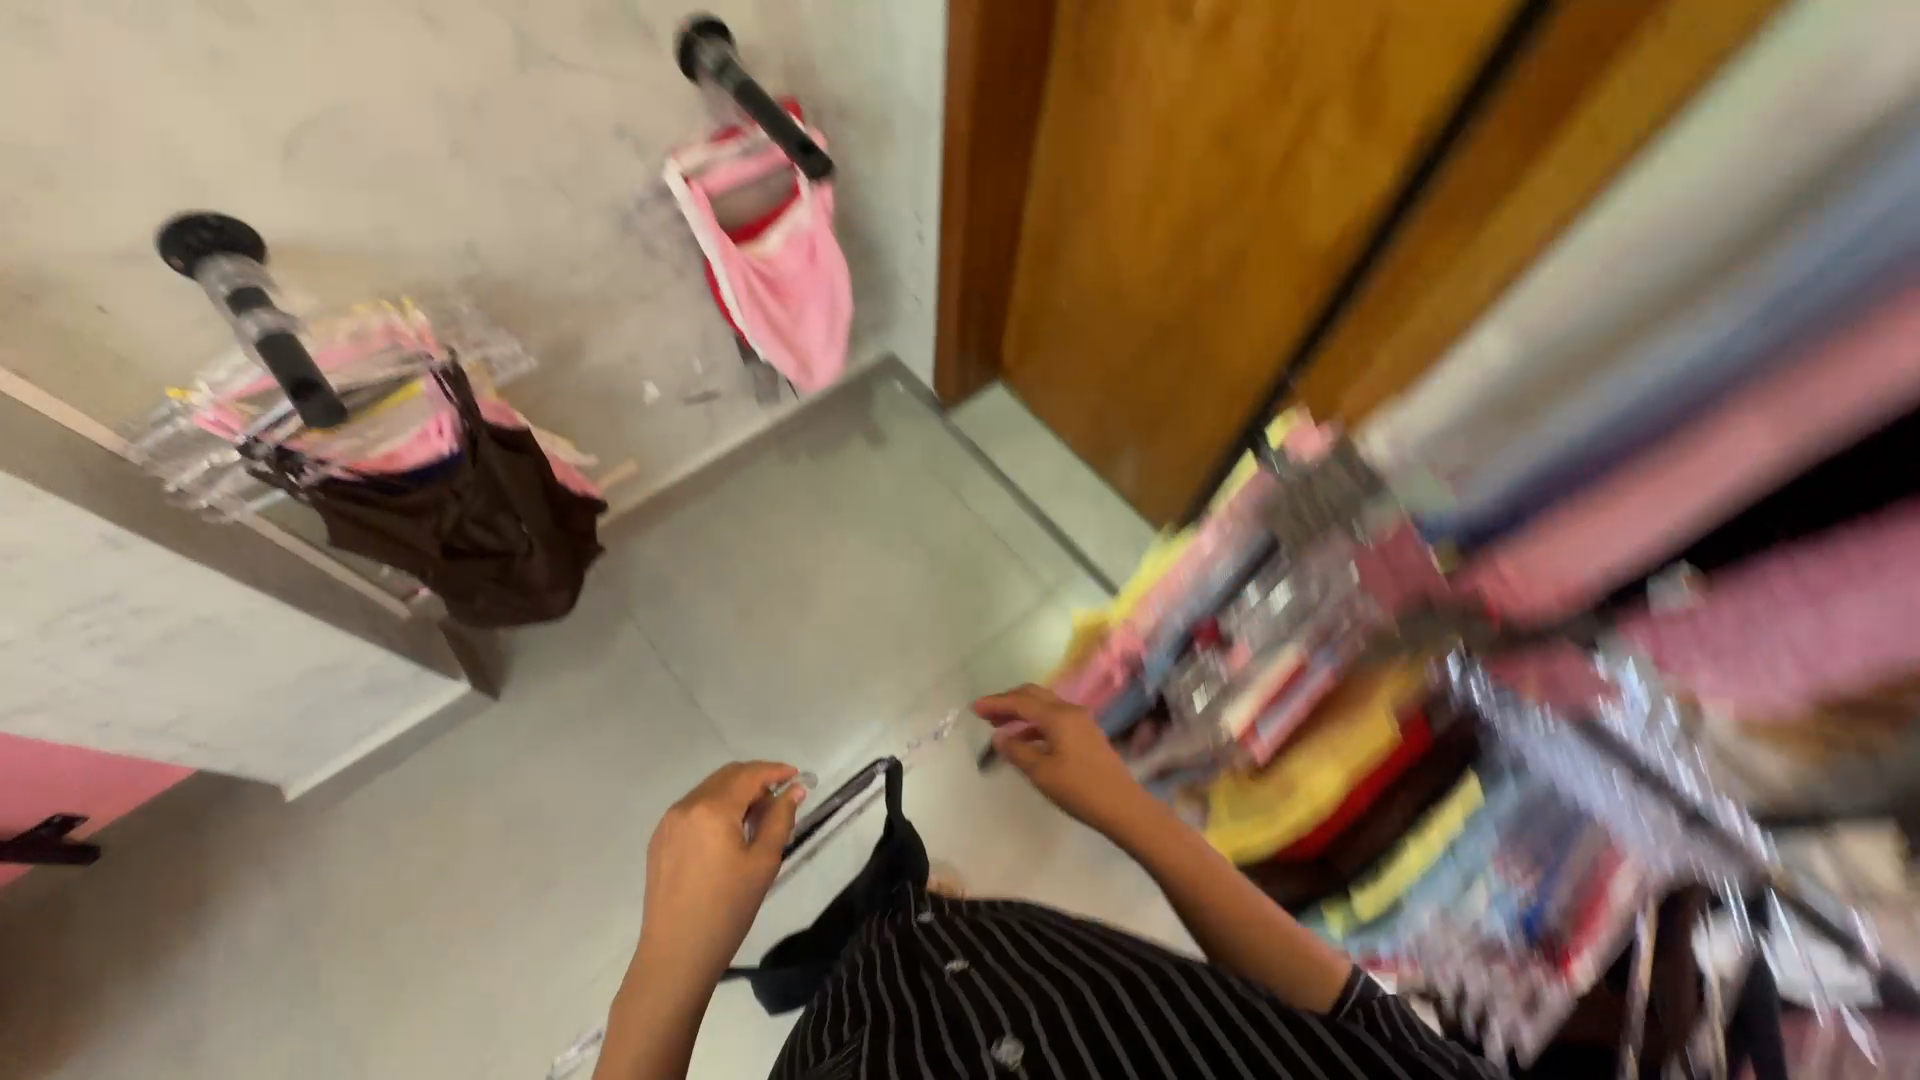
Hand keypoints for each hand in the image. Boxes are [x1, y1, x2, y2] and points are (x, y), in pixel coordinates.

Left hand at [638, 761, 806, 979]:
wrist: (676, 954)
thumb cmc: (727, 909)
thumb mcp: (763, 863)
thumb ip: (780, 819)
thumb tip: (794, 791)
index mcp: (712, 809)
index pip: (749, 774)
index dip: (776, 771)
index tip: (798, 777)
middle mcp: (685, 806)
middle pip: (727, 776)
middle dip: (756, 780)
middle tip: (780, 802)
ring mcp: (668, 823)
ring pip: (709, 791)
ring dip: (736, 794)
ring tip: (756, 821)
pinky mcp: (659, 840)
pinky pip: (693, 810)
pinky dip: (716, 809)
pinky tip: (728, 835)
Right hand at [974, 684, 1152, 838]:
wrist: (1123, 806)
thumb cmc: (1079, 789)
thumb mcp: (1041, 772)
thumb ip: (1017, 751)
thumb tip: (999, 737)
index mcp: (1058, 716)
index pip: (1020, 702)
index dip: (996, 703)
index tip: (974, 708)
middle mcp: (1070, 711)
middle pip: (1033, 696)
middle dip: (1008, 702)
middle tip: (986, 713)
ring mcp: (1081, 722)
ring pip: (1045, 707)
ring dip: (1021, 713)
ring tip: (1000, 728)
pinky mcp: (1086, 734)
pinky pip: (1054, 719)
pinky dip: (1035, 724)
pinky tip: (1025, 740)